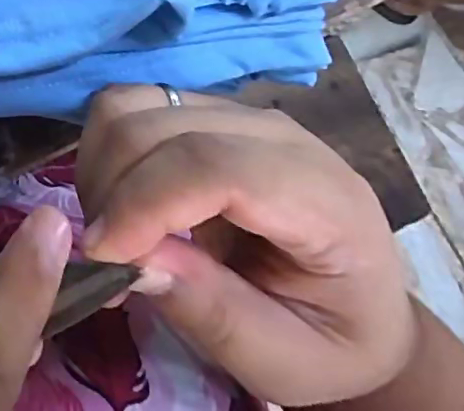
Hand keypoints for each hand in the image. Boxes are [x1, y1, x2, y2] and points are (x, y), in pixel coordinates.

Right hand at [77, 86, 416, 407]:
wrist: (362, 300)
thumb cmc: (333, 337)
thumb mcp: (289, 361)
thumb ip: (216, 315)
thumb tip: (134, 263)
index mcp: (321, 197)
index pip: (214, 165)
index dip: (145, 201)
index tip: (102, 257)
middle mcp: (275, 132)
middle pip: (160, 126)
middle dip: (111, 189)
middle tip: (103, 262)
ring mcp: (236, 110)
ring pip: (133, 103)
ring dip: (101, 163)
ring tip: (110, 228)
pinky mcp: (204, 107)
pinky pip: (132, 105)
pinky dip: (106, 148)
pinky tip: (119, 198)